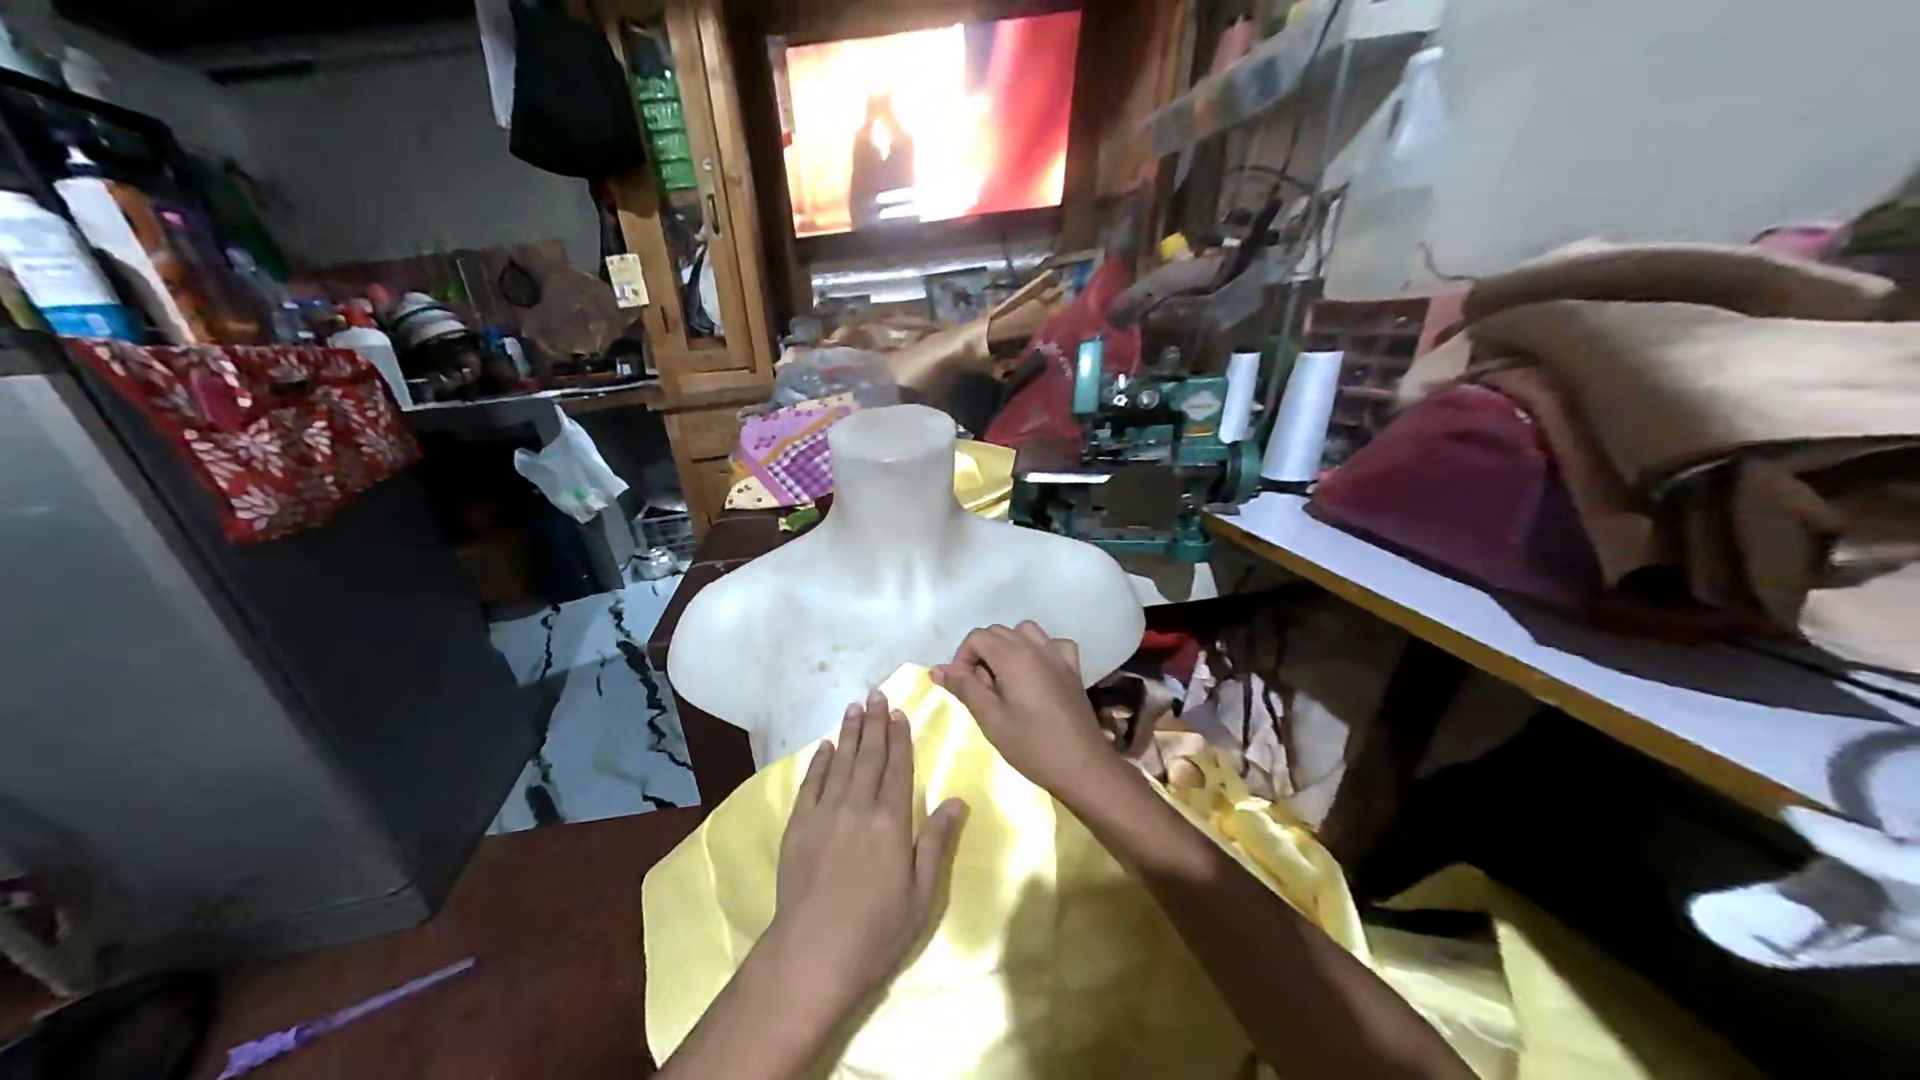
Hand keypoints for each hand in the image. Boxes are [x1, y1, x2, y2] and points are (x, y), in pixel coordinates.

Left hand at [770, 691, 964, 1013]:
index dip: (900, 737)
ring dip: (848, 733)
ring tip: (854, 707)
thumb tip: (957, 799)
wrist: (813, 954)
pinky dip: (819, 762)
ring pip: (840, 762)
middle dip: (874, 723)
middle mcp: (857, 807)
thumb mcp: (922, 893)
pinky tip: (825, 747)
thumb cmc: (877, 930)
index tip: (899, 712)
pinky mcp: (797, 827)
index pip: (898, 767)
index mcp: (891, 821)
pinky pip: (810, 784)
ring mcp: (824, 814)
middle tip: (876, 694)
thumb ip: (937, 842)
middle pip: (868, 756)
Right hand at [930, 622, 1124, 803]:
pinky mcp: (1073, 669)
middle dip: (982, 654)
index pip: (977, 637)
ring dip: (1008, 648)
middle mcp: (1036, 647)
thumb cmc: (1032, 745)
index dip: (962, 658)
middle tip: (982, 691)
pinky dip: (1039, 651)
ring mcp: (1058, 655)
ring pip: (1025, 632)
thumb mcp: (990, 719)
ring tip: (1005, 680)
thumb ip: (964, 688)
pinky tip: (1036, 674)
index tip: (962, 687)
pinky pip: (1052, 644)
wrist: (1083, 766)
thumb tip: (938, 669)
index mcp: (1014, 657)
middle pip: (998, 632)